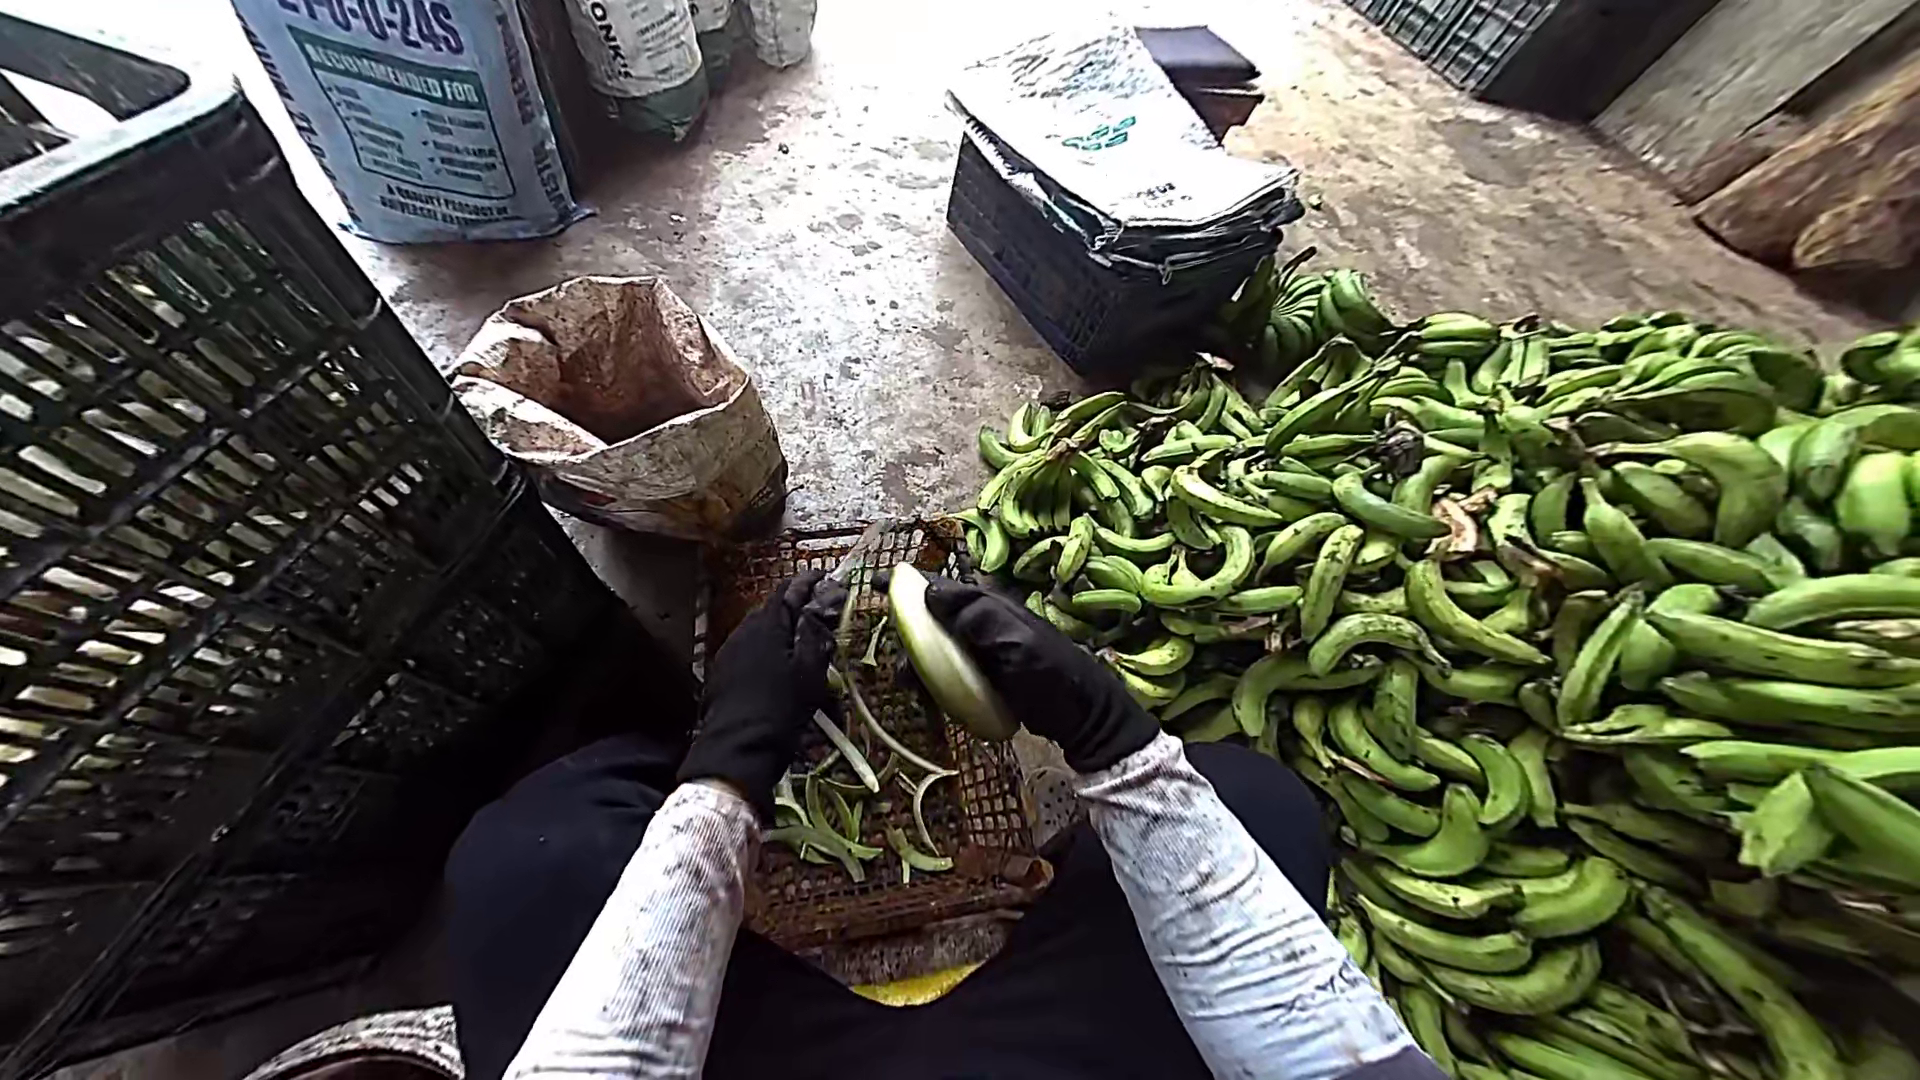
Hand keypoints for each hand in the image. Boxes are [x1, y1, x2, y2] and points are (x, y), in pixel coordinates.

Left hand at [679, 570, 846, 819]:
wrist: (738, 749)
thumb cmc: (781, 707)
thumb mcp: (810, 670)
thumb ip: (814, 632)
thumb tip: (820, 605)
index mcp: (768, 623)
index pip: (791, 588)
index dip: (811, 581)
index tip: (828, 579)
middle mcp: (744, 629)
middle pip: (774, 606)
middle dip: (797, 605)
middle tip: (821, 612)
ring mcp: (729, 649)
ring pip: (761, 627)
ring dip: (782, 627)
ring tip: (801, 639)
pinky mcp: (722, 669)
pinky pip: (749, 646)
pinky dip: (767, 645)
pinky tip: (777, 662)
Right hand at [921, 576, 1158, 772]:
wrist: (1079, 714)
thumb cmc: (1049, 672)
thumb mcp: (1014, 640)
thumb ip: (975, 614)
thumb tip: (929, 589)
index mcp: (986, 605)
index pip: (939, 588)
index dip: (907, 587)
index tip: (878, 590)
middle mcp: (978, 622)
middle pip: (928, 621)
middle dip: (908, 639)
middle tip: (901, 668)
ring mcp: (979, 649)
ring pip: (933, 649)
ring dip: (917, 665)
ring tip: (912, 687)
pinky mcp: (980, 674)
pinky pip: (945, 672)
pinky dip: (932, 682)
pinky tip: (929, 698)